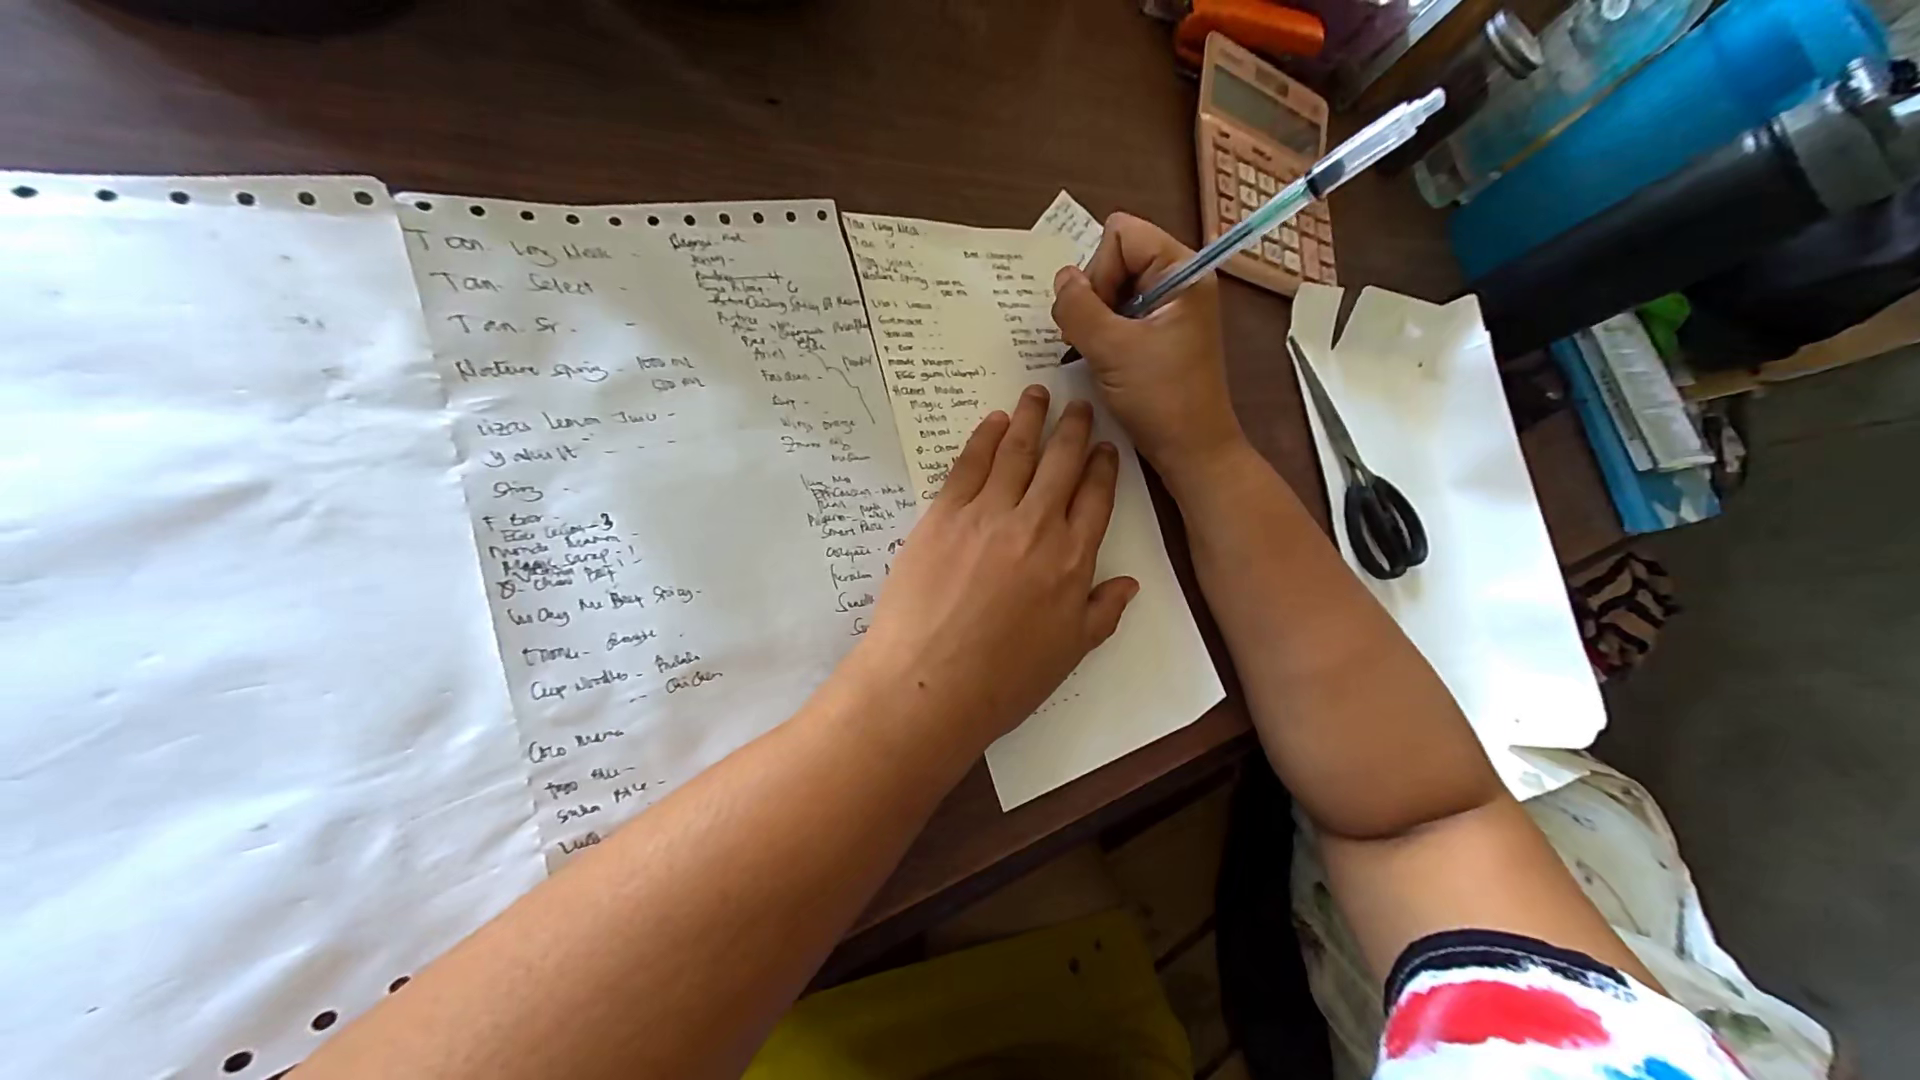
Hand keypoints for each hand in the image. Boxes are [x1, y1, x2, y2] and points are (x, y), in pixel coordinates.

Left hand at [845, 385, 1137, 752]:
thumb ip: (1101, 612)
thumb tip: (1128, 584)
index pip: (1096, 499)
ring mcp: (987, 515)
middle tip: (1079, 405)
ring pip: (1016, 452)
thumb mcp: (1068, 654)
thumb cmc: (1003, 680)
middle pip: (1061, 464)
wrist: (930, 685)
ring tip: (1038, 393)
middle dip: (1074, 430)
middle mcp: (1035, 526)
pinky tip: (993, 421)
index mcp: (1071, 560)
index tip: (1105, 447)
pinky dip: (984, 437)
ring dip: (1030, 418)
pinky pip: (969, 465)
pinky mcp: (943, 515)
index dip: (1103, 468)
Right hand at [1050, 213, 1248, 489]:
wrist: (1191, 450)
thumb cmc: (1162, 400)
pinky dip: (1100, 333)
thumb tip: (1062, 278)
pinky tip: (1099, 359)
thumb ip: (1079, 308)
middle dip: (1093, 295)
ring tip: (1095, 353)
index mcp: (1181, 272)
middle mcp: (1175, 282)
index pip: (1121, 234)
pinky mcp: (1154, 334)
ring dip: (1092, 318)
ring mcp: (1165, 310)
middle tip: (1093, 338)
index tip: (1100, 315)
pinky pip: (1116, 314)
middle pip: (1114, 257)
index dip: (1099, 269)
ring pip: (1109, 289)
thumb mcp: (1112, 350)